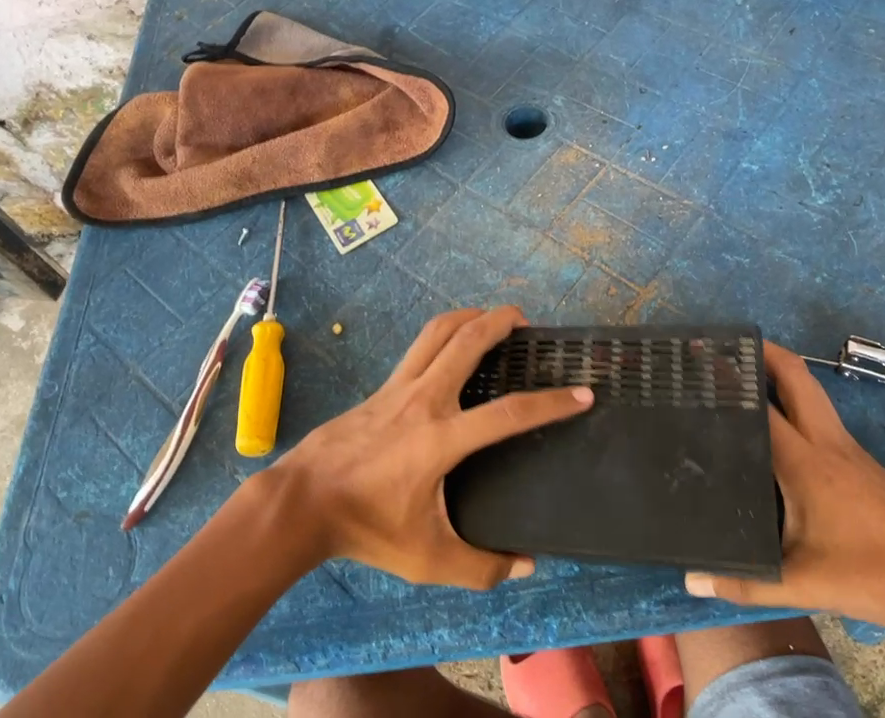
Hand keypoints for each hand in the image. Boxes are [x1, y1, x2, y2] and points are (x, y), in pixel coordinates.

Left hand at [270, 306, 593, 588]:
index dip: (551, 403)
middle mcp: (423, 400)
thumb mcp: (427, 560)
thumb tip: (525, 565)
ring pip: (437, 332)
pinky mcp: (380, 388)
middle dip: (500, 321)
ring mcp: (397, 388)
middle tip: (526, 320)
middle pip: (466, 341)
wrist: (302, 502)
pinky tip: (450, 349)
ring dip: (468, 316)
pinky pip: (418, 348)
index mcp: (441, 439)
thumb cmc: (367, 528)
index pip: (509, 413)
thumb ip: (480, 567)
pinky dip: (442, 336)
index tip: (582, 394)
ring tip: (491, 317)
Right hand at [686, 344, 884, 636]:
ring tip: (745, 385)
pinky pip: (824, 423)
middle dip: (764, 352)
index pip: (760, 408)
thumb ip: (745, 582)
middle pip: (797, 377)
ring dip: (783, 379)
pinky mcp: (868, 468)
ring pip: (814, 397)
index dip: (730, 381)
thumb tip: (691, 581)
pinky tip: (784, 439)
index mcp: (807, 463)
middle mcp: (829, 445)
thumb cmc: (877, 577)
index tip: (702, 360)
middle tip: (727, 348)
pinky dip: (798, 409)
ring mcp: (853, 453)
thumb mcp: (804, 584)